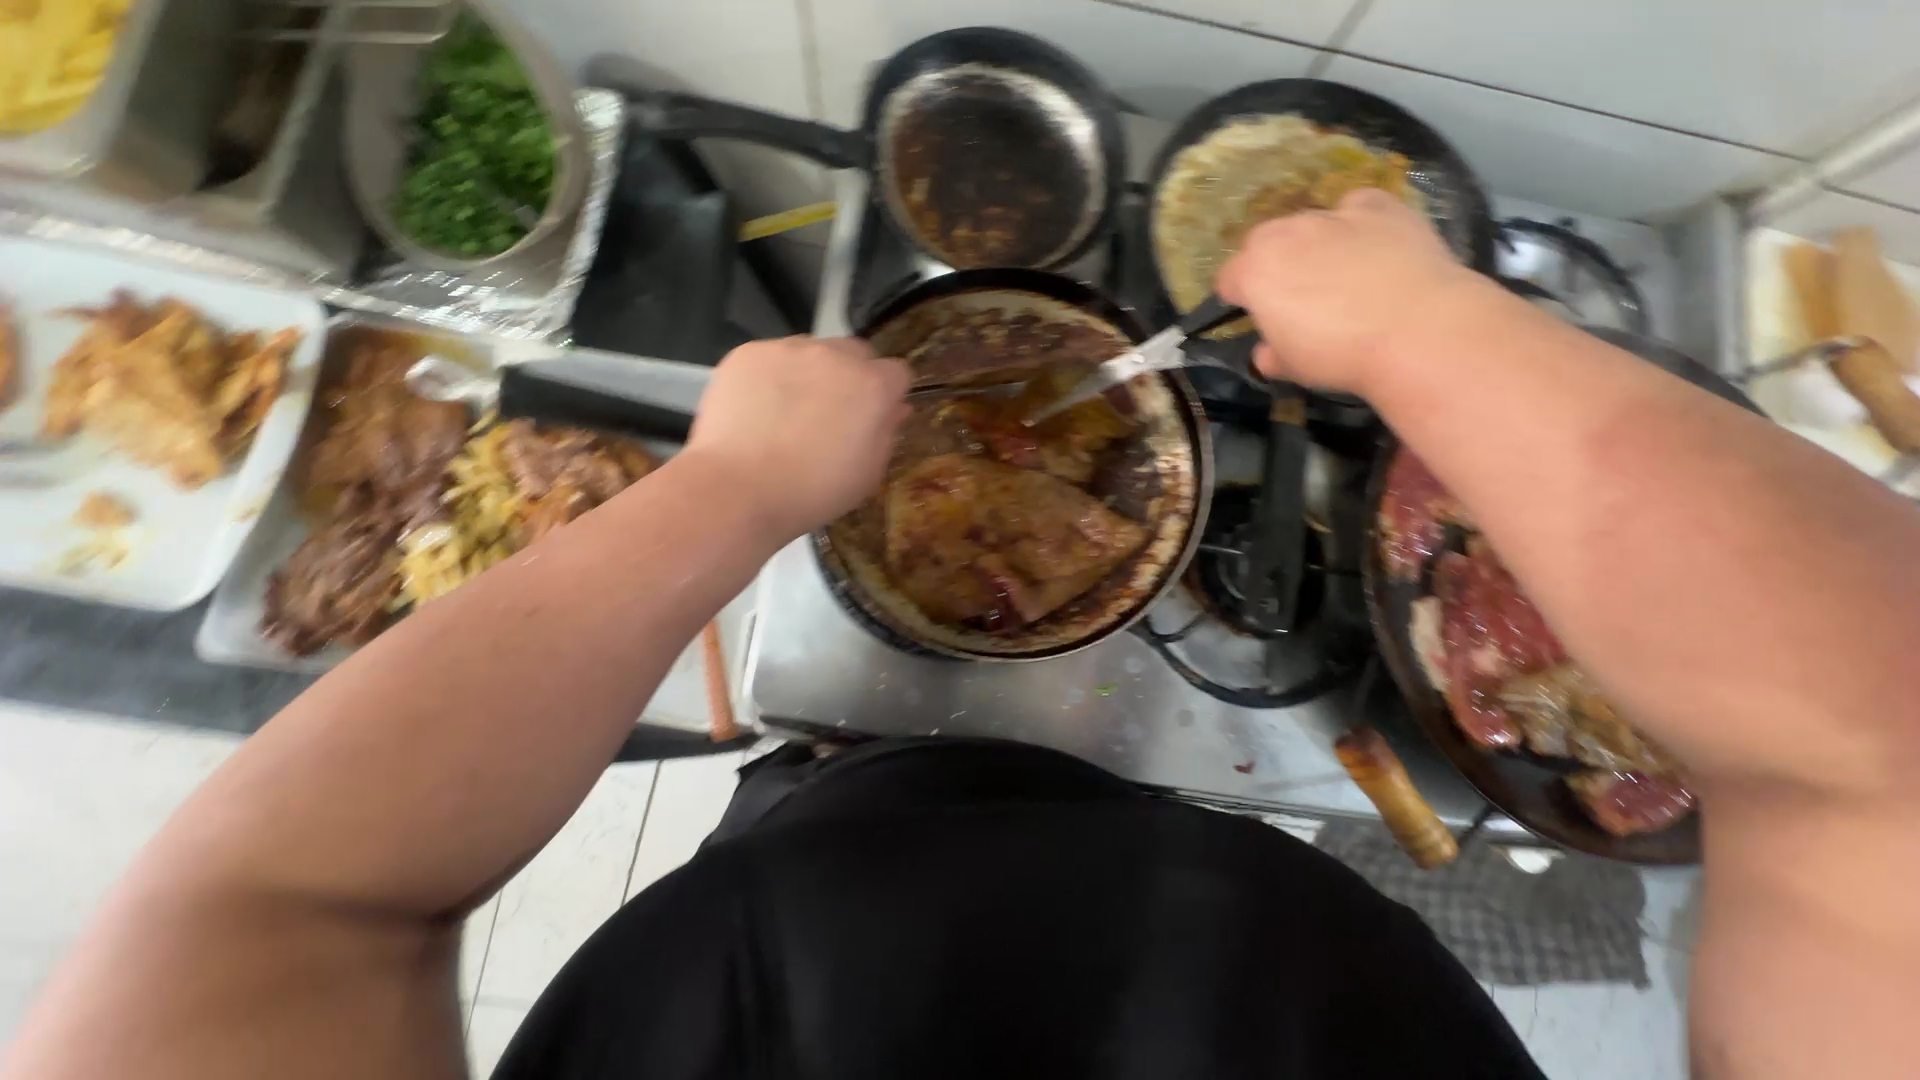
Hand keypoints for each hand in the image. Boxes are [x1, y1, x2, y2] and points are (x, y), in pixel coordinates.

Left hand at [683, 336, 909, 539]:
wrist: (738, 490)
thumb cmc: (812, 492)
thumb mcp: (867, 474)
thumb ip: (886, 433)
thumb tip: (894, 408)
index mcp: (872, 386)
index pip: (896, 372)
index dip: (887, 394)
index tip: (872, 416)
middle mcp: (834, 356)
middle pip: (855, 353)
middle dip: (850, 376)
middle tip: (829, 414)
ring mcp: (788, 349)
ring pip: (810, 351)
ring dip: (809, 373)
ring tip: (786, 413)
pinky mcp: (748, 353)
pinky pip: (770, 357)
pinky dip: (769, 377)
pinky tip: (756, 410)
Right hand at [1216, 188, 1498, 393]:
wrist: (1416, 330)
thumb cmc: (1339, 354)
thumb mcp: (1292, 367)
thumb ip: (1270, 354)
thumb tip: (1266, 352)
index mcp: (1254, 271)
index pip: (1228, 279)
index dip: (1238, 300)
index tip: (1255, 317)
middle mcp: (1287, 233)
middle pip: (1265, 243)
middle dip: (1273, 265)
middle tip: (1297, 299)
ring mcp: (1334, 215)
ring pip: (1310, 225)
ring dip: (1313, 245)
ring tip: (1341, 276)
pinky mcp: (1379, 207)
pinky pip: (1356, 207)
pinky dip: (1357, 222)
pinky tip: (1371, 245)